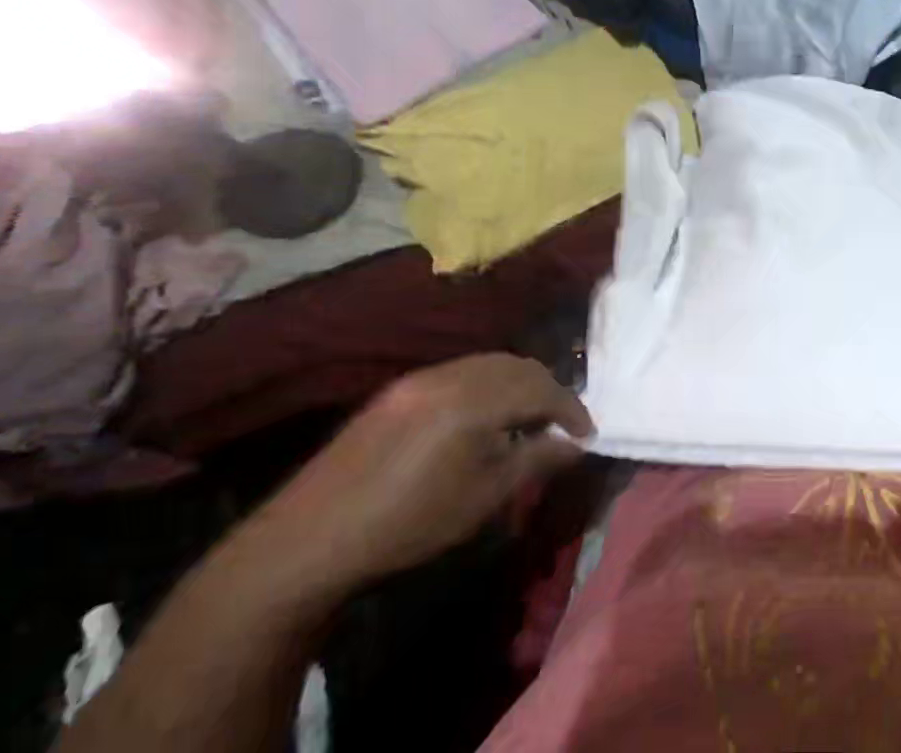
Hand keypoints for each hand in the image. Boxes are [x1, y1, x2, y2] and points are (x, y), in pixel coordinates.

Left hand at [238, 354, 593, 604]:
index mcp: (473, 399)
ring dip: (516, 385)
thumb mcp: (485, 496)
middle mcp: (449, 374)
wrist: (314, 535)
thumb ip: (536, 460)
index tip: (586, 434)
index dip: (571, 409)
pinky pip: (460, 372)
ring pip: (488, 365)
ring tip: (525, 422)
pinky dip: (486, 386)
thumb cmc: (412, 522)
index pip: (541, 388)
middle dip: (547, 391)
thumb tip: (576, 444)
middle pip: (516, 366)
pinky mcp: (399, 389)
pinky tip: (482, 420)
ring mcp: (419, 378)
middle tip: (560, 427)